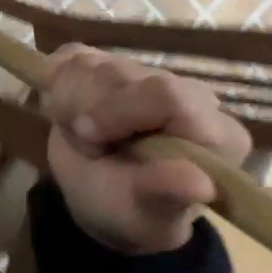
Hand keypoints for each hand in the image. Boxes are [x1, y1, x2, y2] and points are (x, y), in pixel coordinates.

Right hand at [42, 45, 252, 253]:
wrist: (101, 195)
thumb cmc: (131, 210)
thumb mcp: (147, 216)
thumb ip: (168, 195)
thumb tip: (199, 183)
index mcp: (213, 133)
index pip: (166, 94)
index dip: (117, 110)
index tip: (89, 139)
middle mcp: (186, 94)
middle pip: (117, 73)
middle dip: (85, 109)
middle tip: (87, 146)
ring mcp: (146, 74)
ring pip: (89, 63)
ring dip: (68, 102)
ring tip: (81, 135)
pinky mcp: (112, 62)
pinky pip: (71, 55)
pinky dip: (58, 83)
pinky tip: (70, 110)